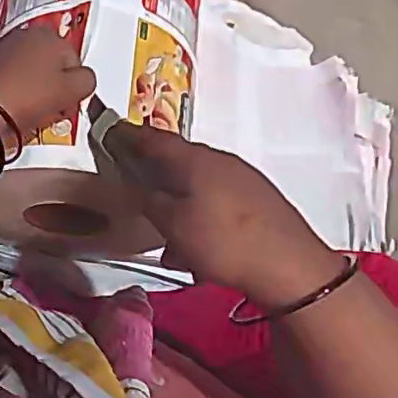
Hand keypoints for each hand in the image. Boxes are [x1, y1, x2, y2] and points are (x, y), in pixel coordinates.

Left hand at [0, 23, 95, 139]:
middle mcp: (23, 37)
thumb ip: (86, 81)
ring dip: (34, 91)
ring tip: (31, 114)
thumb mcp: (70, 92)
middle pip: (50, 66)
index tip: (67, 104)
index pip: (74, 62)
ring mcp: (0, 51)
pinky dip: (13, 93)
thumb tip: (84, 80)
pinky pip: (8, 80)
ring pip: (28, 73)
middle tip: (52, 110)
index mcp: (48, 36)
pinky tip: (12, 111)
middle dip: (53, 88)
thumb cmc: (25, 99)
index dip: (74, 87)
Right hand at [98, 121, 342, 305]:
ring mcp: (242, 178)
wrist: (289, 267)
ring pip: (196, 182)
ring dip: (175, 199)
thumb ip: (148, 200)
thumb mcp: (173, 224)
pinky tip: (194, 242)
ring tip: (164, 229)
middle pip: (177, 159)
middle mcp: (220, 160)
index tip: (108, 130)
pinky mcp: (256, 199)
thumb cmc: (224, 242)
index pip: (153, 138)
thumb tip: (134, 184)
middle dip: (151, 170)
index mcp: (195, 160)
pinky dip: (196, 211)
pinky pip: (214, 198)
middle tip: (130, 180)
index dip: (127, 134)